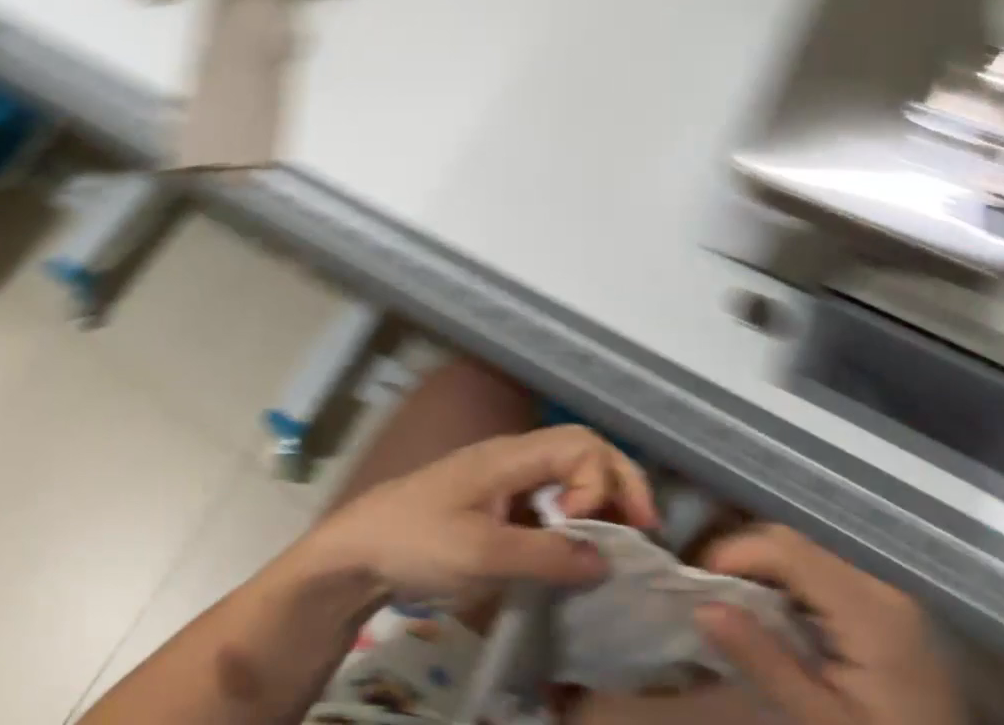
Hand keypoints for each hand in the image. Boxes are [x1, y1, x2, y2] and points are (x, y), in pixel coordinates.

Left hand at [306, 425, 658, 603]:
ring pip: (565, 476)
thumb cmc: (416, 543)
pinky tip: (578, 554)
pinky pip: (546, 501)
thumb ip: (547, 554)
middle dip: (618, 484)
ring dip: (599, 503)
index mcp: (507, 457)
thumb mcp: (484, 554)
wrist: (359, 551)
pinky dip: (573, 520)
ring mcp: (499, 481)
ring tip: (620, 545)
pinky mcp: (491, 505)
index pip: (580, 445)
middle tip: (644, 531)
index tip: (594, 529)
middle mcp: (509, 459)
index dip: (603, 482)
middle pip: (580, 452)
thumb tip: (607, 558)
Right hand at [694, 525, 965, 724]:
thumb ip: (764, 661)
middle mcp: (881, 589)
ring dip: (758, 572)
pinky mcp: (884, 614)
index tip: (693, 586)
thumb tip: (702, 607)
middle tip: (704, 595)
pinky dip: (783, 587)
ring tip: (729, 607)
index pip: (784, 549)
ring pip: (802, 556)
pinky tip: (769, 620)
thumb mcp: (818, 720)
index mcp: (869, 610)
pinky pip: (819, 578)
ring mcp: (886, 599)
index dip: (730, 554)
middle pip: (791, 543)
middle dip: (738, 559)